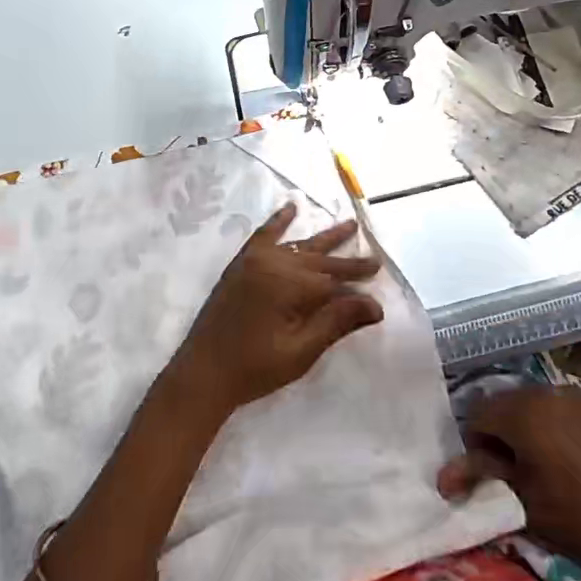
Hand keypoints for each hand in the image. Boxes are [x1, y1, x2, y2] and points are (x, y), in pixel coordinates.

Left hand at [168, 203, 384, 415]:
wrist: (203, 372)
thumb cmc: (255, 368)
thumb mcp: (301, 351)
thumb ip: (336, 323)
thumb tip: (375, 305)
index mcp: (288, 285)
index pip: (333, 282)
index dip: (356, 288)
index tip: (378, 292)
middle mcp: (273, 264)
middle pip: (318, 260)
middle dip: (347, 262)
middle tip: (374, 261)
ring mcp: (254, 261)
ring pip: (297, 245)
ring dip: (324, 238)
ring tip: (349, 226)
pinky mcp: (240, 265)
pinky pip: (263, 236)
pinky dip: (278, 222)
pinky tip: (290, 209)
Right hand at [437, 385, 580, 571]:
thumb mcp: (524, 499)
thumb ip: (483, 475)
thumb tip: (442, 478)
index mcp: (524, 410)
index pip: (476, 414)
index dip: (473, 444)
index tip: (483, 473)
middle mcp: (546, 392)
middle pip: (502, 404)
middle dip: (496, 433)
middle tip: (504, 470)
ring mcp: (574, 396)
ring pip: (528, 404)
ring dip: (521, 428)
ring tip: (532, 465)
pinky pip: (554, 408)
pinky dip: (546, 426)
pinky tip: (558, 458)